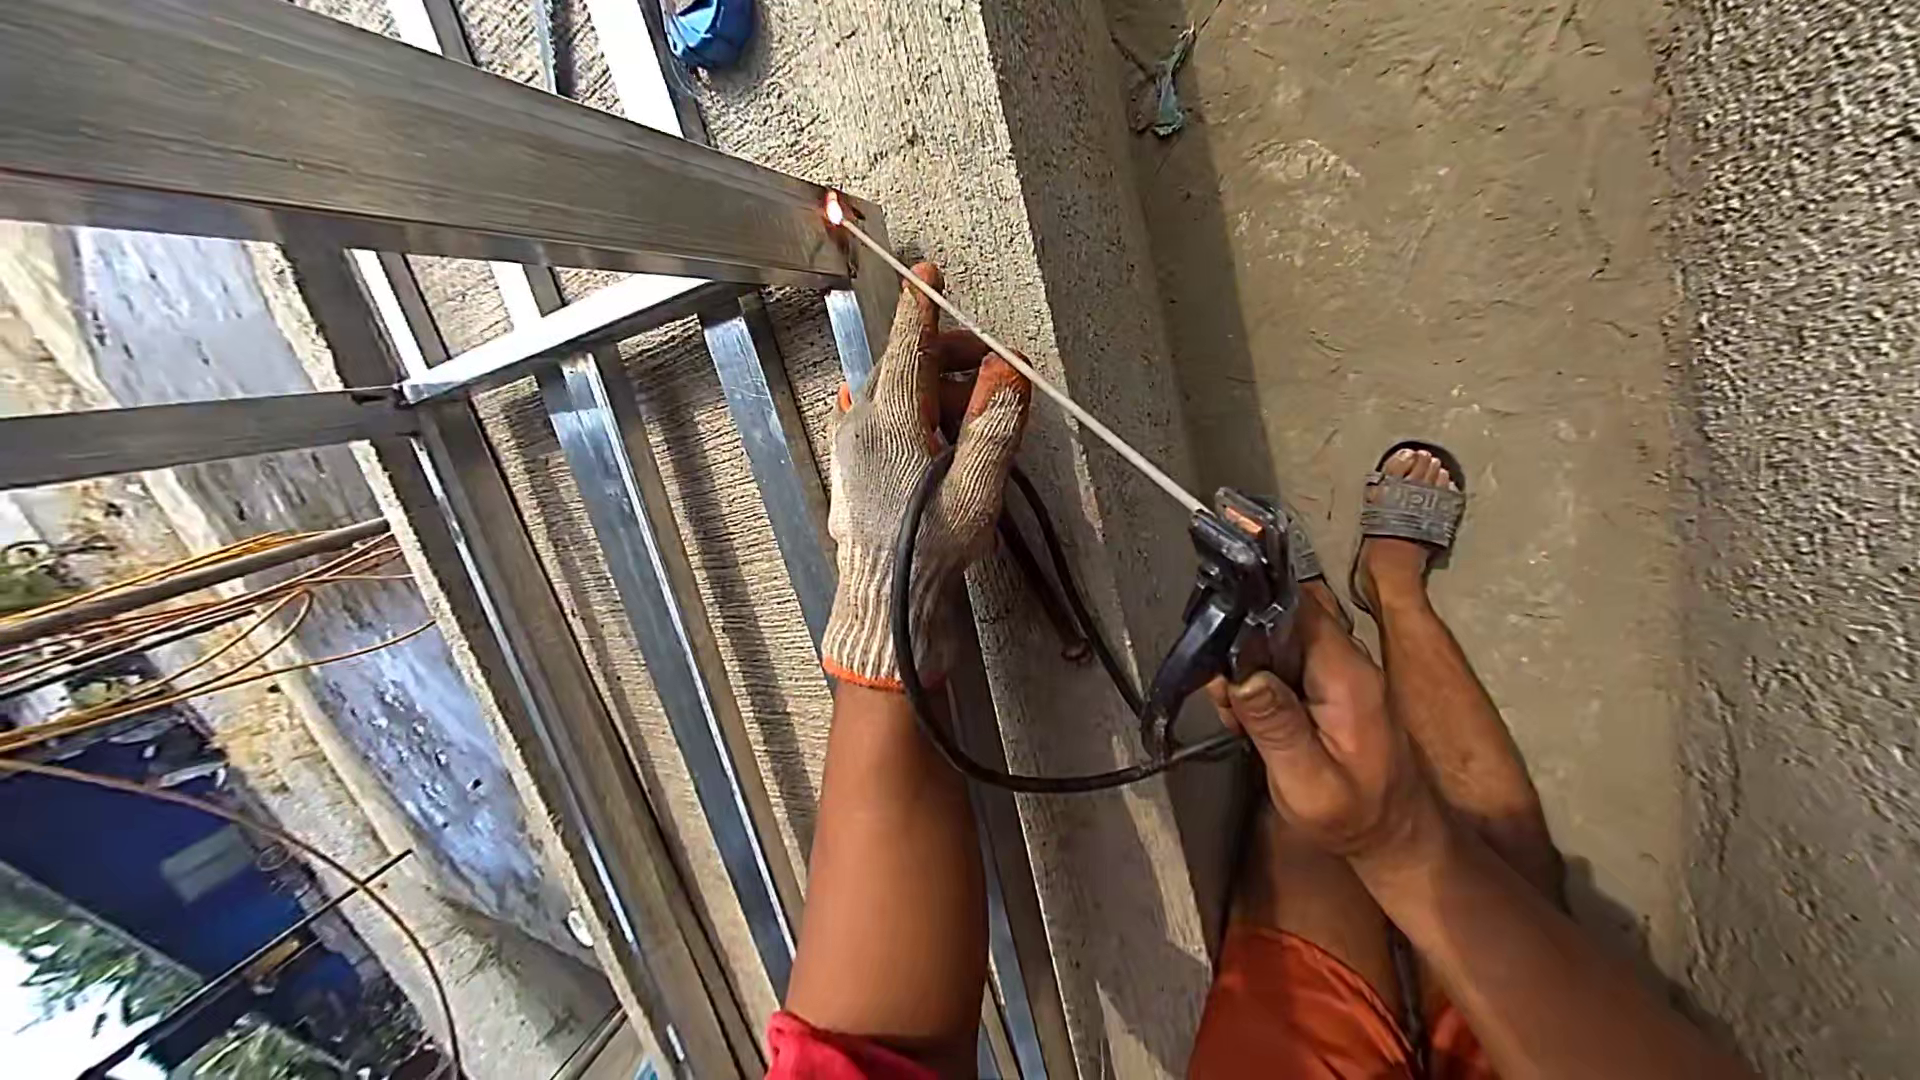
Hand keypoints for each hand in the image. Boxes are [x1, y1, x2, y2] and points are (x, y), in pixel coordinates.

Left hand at [820, 263, 1030, 688]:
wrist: (886, 598)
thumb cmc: (929, 549)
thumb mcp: (975, 489)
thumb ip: (993, 427)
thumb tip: (1007, 373)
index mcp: (891, 425)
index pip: (908, 349)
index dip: (921, 308)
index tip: (927, 274)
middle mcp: (862, 426)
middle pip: (906, 368)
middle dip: (949, 359)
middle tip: (992, 373)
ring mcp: (851, 445)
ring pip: (895, 393)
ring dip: (936, 392)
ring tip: (973, 421)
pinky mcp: (851, 464)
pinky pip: (880, 418)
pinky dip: (913, 412)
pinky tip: (936, 433)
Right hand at [1207, 601, 1443, 869]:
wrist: (1395, 840)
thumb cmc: (1355, 819)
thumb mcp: (1307, 782)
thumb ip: (1276, 726)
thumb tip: (1241, 675)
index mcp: (1346, 677)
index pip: (1296, 610)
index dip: (1250, 610)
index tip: (1217, 639)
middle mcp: (1346, 663)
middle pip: (1280, 620)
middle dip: (1238, 646)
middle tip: (1222, 693)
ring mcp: (1336, 673)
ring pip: (1274, 641)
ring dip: (1242, 668)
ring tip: (1235, 714)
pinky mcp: (1325, 686)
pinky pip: (1279, 663)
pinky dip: (1253, 682)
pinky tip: (1248, 719)